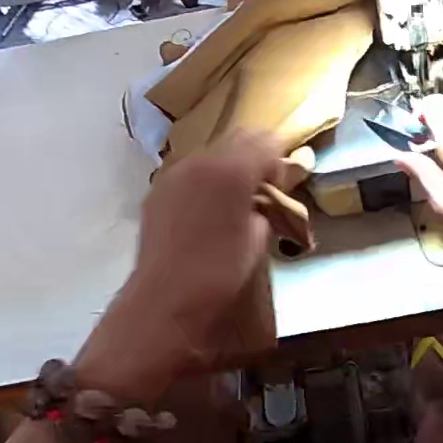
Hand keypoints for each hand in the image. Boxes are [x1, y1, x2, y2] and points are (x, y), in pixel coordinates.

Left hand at [77, 131, 280, 399]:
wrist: (164, 304)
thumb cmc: (220, 275)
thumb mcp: (259, 239)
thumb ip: (269, 206)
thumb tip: (269, 196)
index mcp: (231, 170)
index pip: (268, 141)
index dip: (281, 160)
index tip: (285, 187)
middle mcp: (199, 160)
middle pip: (240, 137)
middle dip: (257, 157)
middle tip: (266, 191)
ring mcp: (174, 173)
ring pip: (213, 152)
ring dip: (231, 167)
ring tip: (236, 203)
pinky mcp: (157, 190)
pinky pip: (192, 171)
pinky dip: (207, 180)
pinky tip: (209, 212)